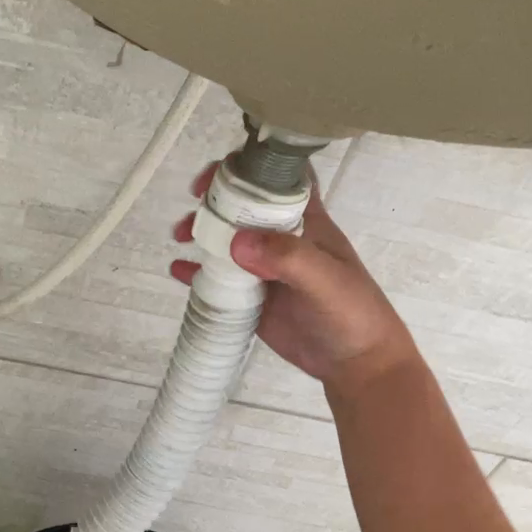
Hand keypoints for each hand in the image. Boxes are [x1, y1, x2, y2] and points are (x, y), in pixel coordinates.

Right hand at [170, 163, 414, 383]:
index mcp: (306, 223)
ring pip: (227, 241)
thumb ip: (288, 258)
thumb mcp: (325, 280)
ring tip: (180, 238)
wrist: (353, 363)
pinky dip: (196, 273)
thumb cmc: (352, 313)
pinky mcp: (251, 299)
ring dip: (202, 234)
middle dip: (215, 202)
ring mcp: (264, 270)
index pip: (278, 181)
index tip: (219, 174)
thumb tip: (238, 242)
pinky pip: (219, 281)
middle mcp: (282, 240)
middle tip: (192, 210)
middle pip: (244, 208)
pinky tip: (177, 271)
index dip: (250, 168)